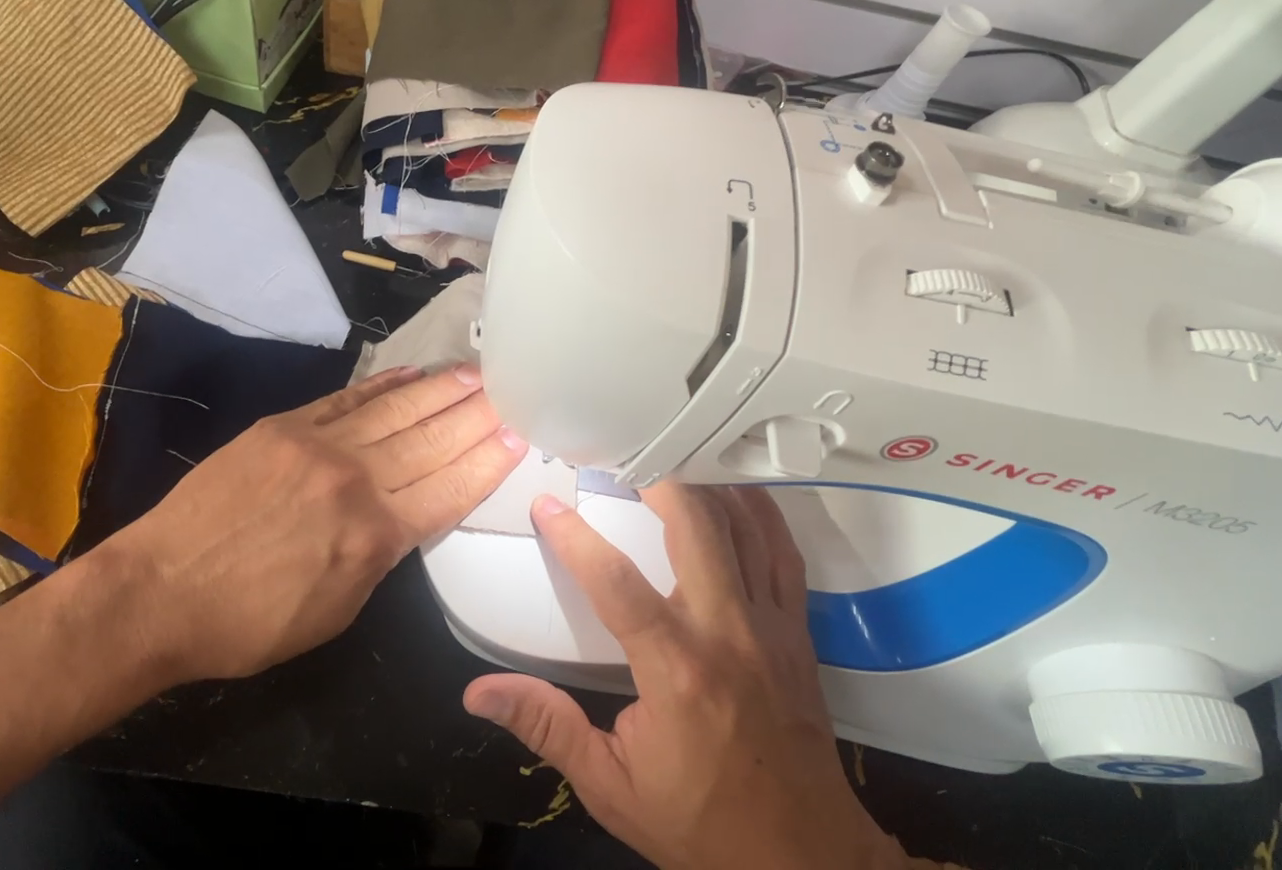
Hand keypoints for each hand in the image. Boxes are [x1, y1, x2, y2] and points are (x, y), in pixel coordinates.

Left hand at [108, 365, 525, 683]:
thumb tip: (405, 515)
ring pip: (395, 410)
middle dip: (477, 414)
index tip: (520, 435)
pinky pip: (346, 399)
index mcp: (374, 534)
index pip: (450, 488)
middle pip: (431, 439)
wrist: (158, 593)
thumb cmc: (249, 623)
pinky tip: (410, 374)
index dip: (488, 461)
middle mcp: (354, 478)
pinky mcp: (281, 426)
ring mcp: (316, 444)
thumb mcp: (336, 610)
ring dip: (440, 390)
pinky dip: (383, 386)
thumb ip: (380, 556)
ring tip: (474, 373)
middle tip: (511, 389)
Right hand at [462, 484, 909, 869]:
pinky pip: (784, 552)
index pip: (616, 584)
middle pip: (696, 527)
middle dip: (657, 478)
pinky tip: (735, 495)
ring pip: (745, 528)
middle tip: (620, 453)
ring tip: (672, 459)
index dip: (575, 538)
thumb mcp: (610, 782)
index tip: (548, 506)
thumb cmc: (700, 821)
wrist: (801, 857)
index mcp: (675, 669)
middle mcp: (727, 632)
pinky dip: (759, 513)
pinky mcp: (796, 631)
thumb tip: (479, 694)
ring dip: (706, 486)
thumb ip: (546, 726)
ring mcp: (770, 626)